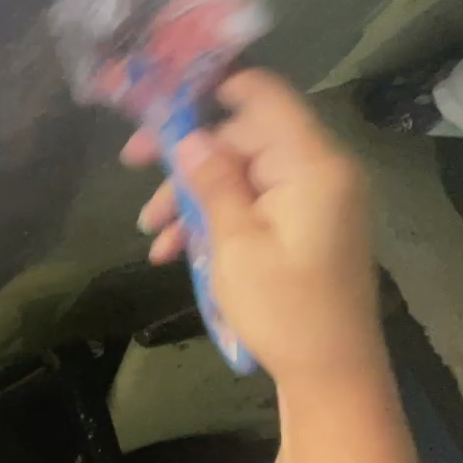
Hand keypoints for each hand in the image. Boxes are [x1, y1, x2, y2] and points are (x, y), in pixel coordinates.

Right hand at [125, 69, 381, 387]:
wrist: (329, 371)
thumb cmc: (282, 306)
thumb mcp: (234, 243)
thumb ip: (211, 183)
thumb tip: (187, 137)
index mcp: (311, 166)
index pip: (263, 97)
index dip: (211, 91)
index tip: (161, 106)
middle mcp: (317, 172)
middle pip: (241, 139)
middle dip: (186, 160)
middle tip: (133, 170)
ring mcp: (310, 200)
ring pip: (237, 175)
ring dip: (190, 199)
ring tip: (154, 236)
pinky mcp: (301, 225)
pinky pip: (249, 205)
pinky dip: (212, 221)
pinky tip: (176, 253)